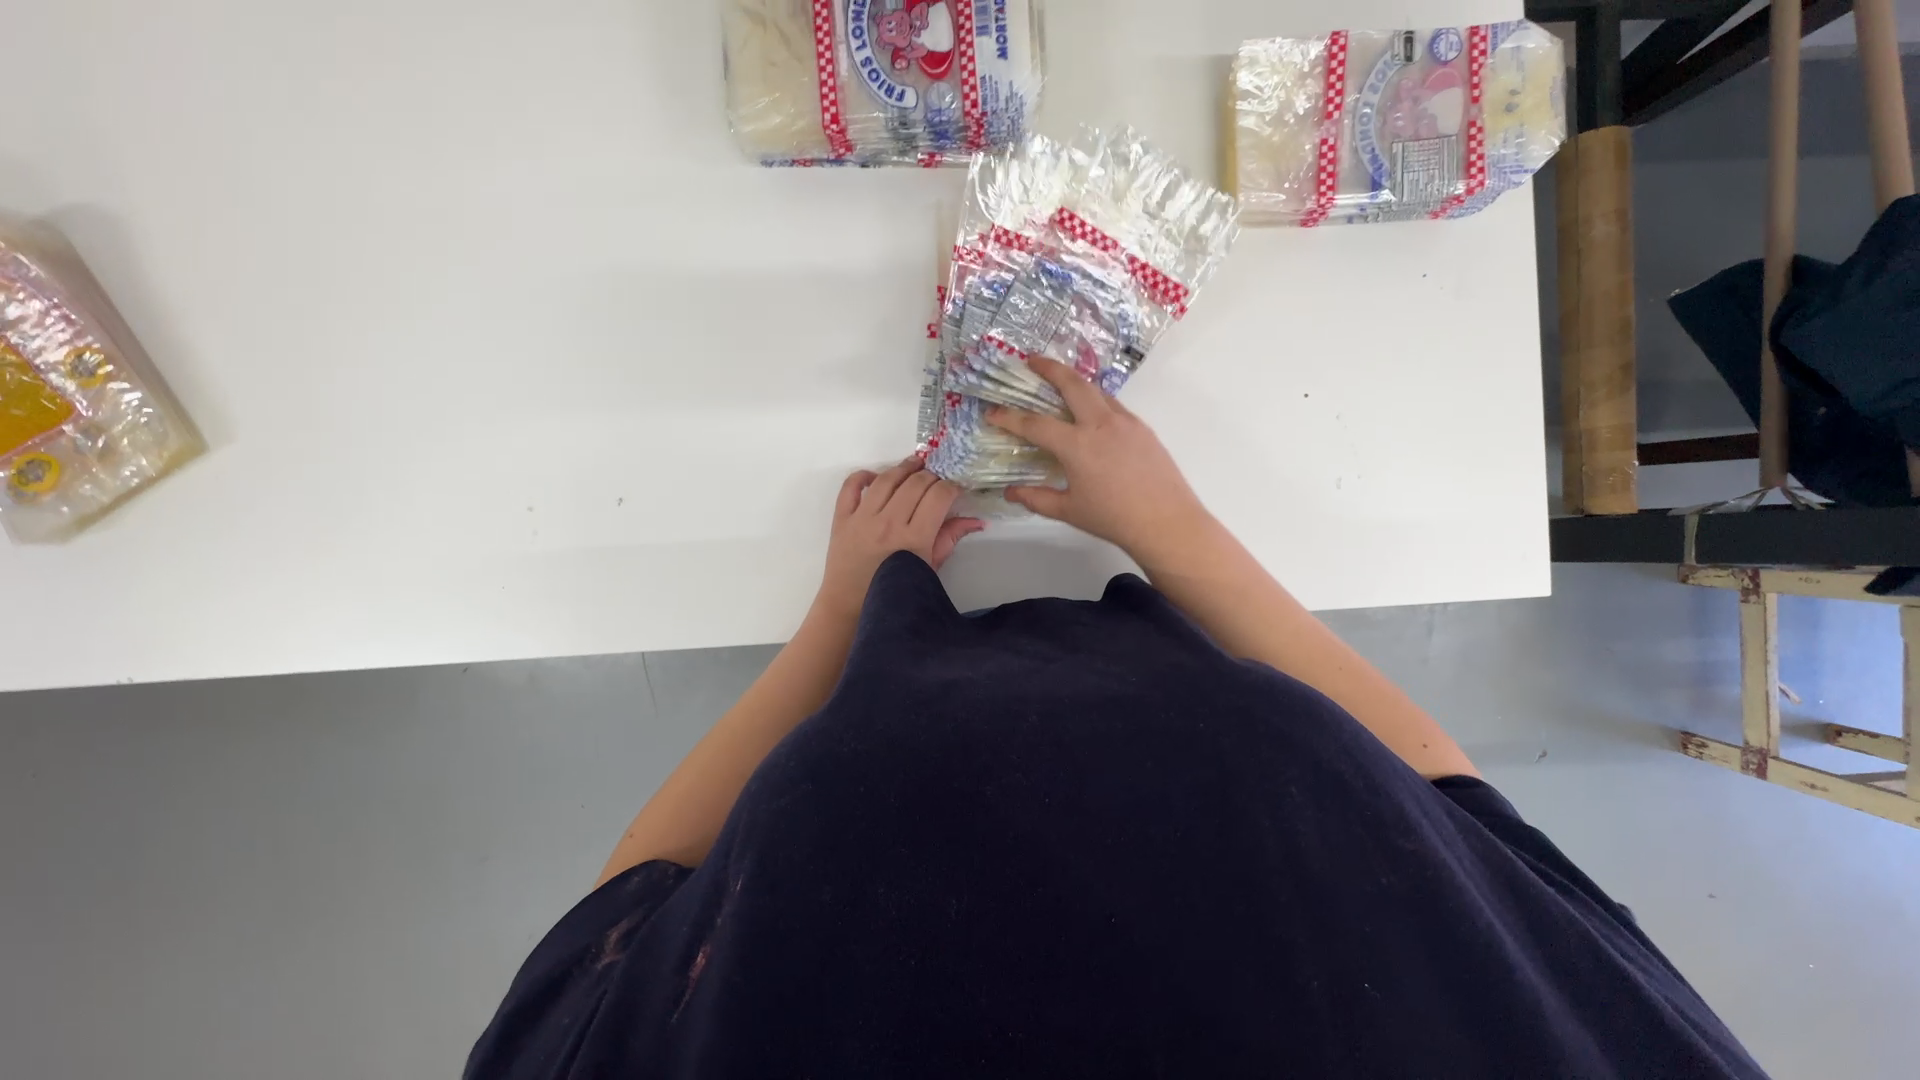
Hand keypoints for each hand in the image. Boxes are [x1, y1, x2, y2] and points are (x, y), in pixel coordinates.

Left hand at [816, 457, 984, 617]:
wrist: (850, 608)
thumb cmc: (895, 591)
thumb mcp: (929, 567)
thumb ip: (950, 538)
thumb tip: (977, 520)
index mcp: (914, 538)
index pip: (938, 496)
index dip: (951, 487)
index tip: (955, 489)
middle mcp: (888, 523)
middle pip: (915, 482)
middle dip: (932, 475)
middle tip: (937, 479)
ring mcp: (862, 518)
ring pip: (887, 479)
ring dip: (904, 467)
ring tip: (915, 464)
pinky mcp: (841, 518)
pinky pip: (851, 486)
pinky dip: (863, 476)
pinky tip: (876, 477)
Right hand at [985, 357, 1216, 563]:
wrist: (1167, 522)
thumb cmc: (1114, 519)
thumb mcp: (1069, 511)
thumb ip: (1036, 498)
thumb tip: (1010, 492)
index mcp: (1077, 445)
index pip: (1035, 424)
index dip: (1009, 418)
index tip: (992, 413)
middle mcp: (1100, 424)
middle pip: (1071, 384)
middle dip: (1049, 368)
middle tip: (1032, 360)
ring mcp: (1125, 422)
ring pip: (1096, 390)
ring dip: (1075, 381)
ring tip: (1060, 380)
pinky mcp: (1143, 428)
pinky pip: (1114, 405)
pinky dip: (1096, 399)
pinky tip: (1091, 411)